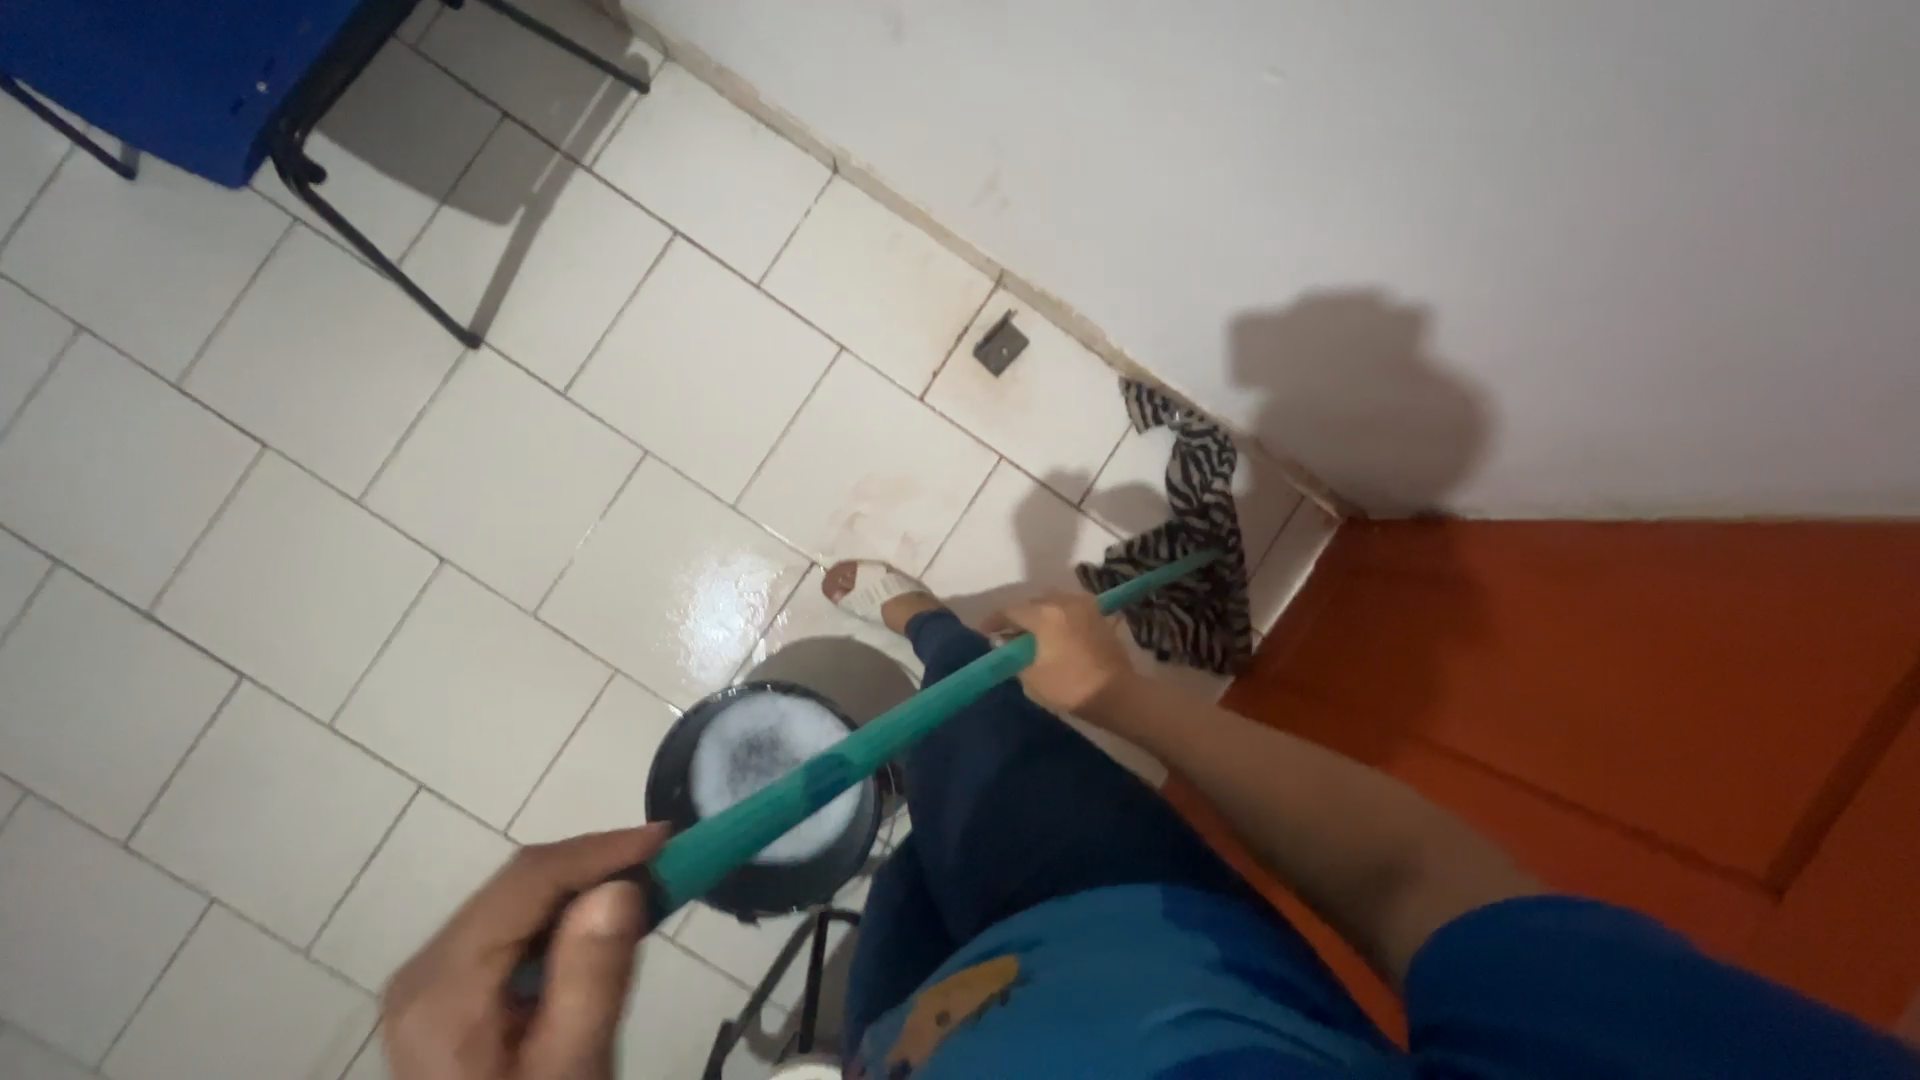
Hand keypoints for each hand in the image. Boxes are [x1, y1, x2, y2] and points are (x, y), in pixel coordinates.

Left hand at [384, 825, 669, 1079]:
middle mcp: (426, 968)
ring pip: (521, 896)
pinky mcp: (450, 989)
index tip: (668, 840)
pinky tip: (605, 926)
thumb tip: (621, 887)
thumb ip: (592, 983)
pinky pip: (516, 924)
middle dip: (599, 863)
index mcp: (445, 987)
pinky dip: (568, 913)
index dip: (601, 850)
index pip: (529, 880)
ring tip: (650, 889)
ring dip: (588, 885)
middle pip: (522, 882)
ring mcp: (433, 978)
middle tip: (670, 865)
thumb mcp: (571, 1071)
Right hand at [981, 590, 1135, 712]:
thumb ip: (1013, 656)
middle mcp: (1063, 602)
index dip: (994, 620)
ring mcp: (1084, 605)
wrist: (1117, 694)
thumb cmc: (1070, 688)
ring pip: (1052, 601)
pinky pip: (1070, 606)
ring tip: (1033, 632)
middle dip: (1018, 616)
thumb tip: (1005, 643)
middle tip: (1009, 634)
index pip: (1010, 611)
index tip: (984, 631)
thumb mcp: (1031, 678)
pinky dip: (1058, 614)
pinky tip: (1055, 630)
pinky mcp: (1098, 613)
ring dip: (1039, 612)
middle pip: (1032, 602)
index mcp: (1044, 615)